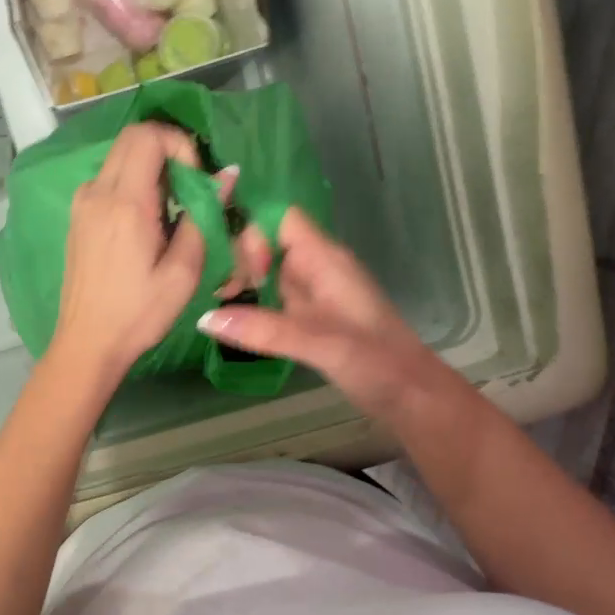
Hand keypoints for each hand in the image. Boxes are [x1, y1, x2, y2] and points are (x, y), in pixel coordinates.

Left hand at [49, 123, 234, 378]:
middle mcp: (97, 193)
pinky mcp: (77, 217)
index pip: (149, 135)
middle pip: (132, 137)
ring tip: (168, 213)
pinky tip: (144, 225)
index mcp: (124, 203)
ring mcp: (82, 203)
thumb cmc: (138, 314)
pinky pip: (108, 180)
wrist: (87, 342)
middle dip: (167, 151)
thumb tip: (226, 176)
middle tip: (186, 191)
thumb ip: (204, 217)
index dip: (179, 145)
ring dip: (149, 169)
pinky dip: (131, 185)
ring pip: (119, 157)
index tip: (194, 180)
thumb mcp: (183, 272)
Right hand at [198, 208, 442, 417]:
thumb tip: (204, 318)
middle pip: (268, 242)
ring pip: (268, 271)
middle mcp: (317, 269)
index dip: (251, 228)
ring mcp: (313, 293)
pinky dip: (250, 304)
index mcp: (324, 260)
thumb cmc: (375, 361)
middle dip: (238, 259)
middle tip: (213, 292)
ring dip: (240, 281)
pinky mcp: (309, 317)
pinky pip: (272, 297)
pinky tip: (227, 321)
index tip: (226, 260)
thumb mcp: (317, 343)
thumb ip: (263, 330)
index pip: (281, 218)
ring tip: (209, 305)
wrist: (411, 396)